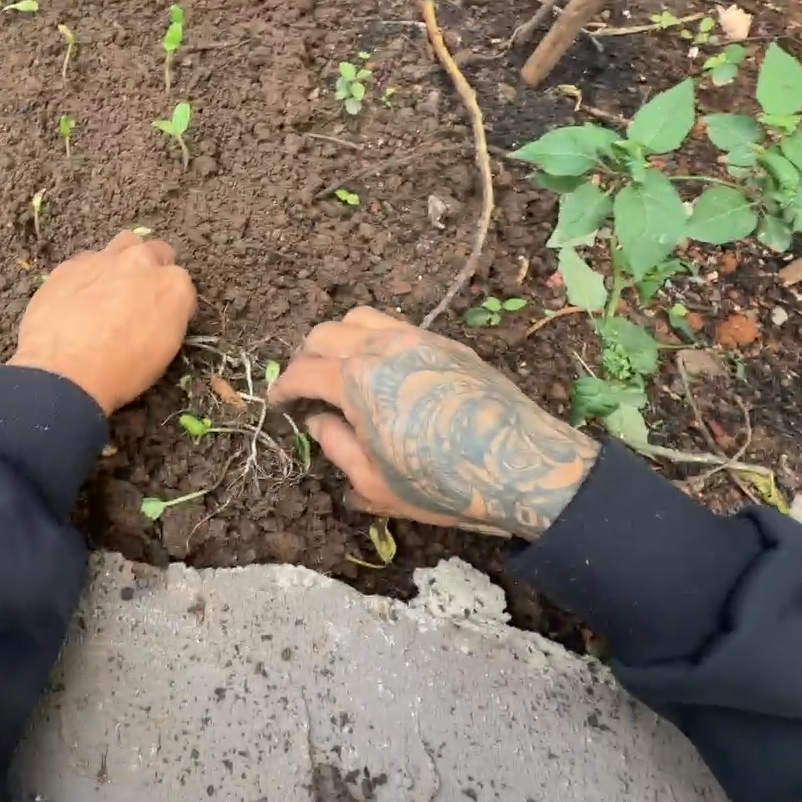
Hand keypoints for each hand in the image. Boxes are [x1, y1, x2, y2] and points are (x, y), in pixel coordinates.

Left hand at [9, 230, 196, 414]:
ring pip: (122, 244)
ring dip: (121, 262)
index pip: (181, 284)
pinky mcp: (70, 265)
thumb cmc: (121, 373)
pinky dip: (87, 276)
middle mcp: (142, 262)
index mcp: (174, 286)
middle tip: (136, 298)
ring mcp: (104, 259)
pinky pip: (86, 261)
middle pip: (154, 251)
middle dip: (150, 269)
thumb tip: (155, 314)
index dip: (170, 302)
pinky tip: (75, 300)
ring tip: (107, 291)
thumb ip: (166, 320)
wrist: (64, 373)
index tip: (159, 319)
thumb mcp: (162, 354)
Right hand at [269, 306, 598, 540]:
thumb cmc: (443, 483)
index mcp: (355, 381)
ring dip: (337, 338)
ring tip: (338, 366)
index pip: (303, 372)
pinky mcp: (442, 342)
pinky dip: (370, 337)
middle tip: (304, 385)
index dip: (282, 388)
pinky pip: (393, 325)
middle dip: (304, 358)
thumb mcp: (373, 483)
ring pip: (357, 318)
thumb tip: (319, 421)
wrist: (523, 466)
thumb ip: (335, 446)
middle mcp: (380, 347)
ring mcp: (414, 338)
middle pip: (323, 334)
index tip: (277, 402)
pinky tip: (378, 366)